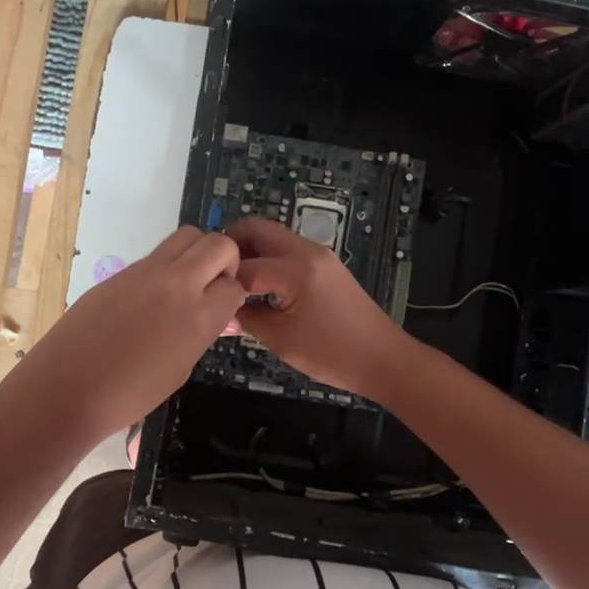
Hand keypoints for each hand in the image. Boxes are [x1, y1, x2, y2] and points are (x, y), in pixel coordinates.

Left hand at [9, 226, 245, 438]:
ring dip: (197, 252)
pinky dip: (166, 266)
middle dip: (226, 261)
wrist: (67, 388)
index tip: (223, 308)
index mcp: (199, 317)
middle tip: (213, 284)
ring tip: (186, 283)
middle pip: (218, 245)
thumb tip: (214, 318)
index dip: (233, 296)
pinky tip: (152, 297)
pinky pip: (156, 255)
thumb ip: (201, 335)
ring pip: (187, 236)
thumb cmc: (129, 395)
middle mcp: (178, 284)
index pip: (235, 286)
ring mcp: (146, 272)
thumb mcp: (179, 371)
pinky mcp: (120, 272)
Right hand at [227, 218, 414, 399]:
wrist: (383, 359)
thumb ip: (248, 319)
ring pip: (274, 237)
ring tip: (232, 282)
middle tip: (213, 272)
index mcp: (296, 269)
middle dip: (232, 246)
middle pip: (259, 229)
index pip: (245, 266)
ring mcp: (320, 255)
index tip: (205, 294)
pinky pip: (288, 250)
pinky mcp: (326, 265)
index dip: (222, 281)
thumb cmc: (332, 354)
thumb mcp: (282, 340)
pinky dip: (269, 259)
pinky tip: (258, 287)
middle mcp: (307, 251)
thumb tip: (225, 310)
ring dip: (251, 251)